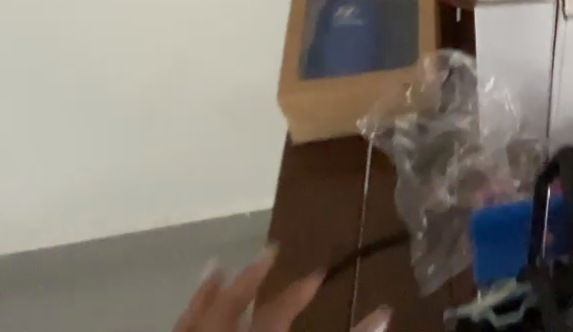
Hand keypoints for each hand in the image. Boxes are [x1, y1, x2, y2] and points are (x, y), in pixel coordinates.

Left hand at [174, 247, 388, 331]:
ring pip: (195, 322)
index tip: (319, 273)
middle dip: (252, 280)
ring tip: (218, 267)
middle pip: (234, 310)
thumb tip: (384, 314)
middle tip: (272, 250)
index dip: (300, 292)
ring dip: (207, 296)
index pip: (279, 313)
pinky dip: (188, 318)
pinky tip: (189, 317)